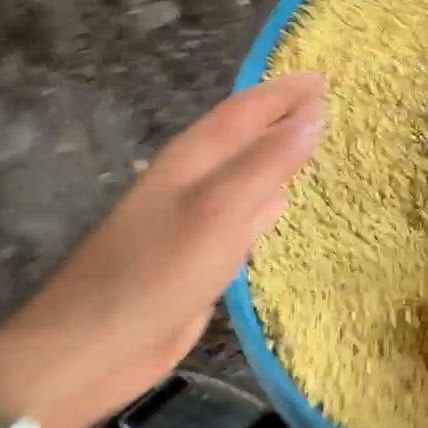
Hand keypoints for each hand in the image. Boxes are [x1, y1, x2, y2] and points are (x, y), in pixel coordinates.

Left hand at [0, 72, 326, 427]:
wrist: (92, 351)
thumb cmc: (156, 273)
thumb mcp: (220, 209)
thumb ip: (271, 161)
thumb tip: (318, 113)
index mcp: (193, 159)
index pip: (247, 110)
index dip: (286, 92)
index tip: (330, 77)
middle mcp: (197, 180)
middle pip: (249, 136)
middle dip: (288, 117)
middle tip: (335, 105)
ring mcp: (200, 217)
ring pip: (252, 173)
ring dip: (284, 155)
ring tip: (323, 142)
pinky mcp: (206, 252)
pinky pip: (250, 212)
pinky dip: (276, 198)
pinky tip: (290, 203)